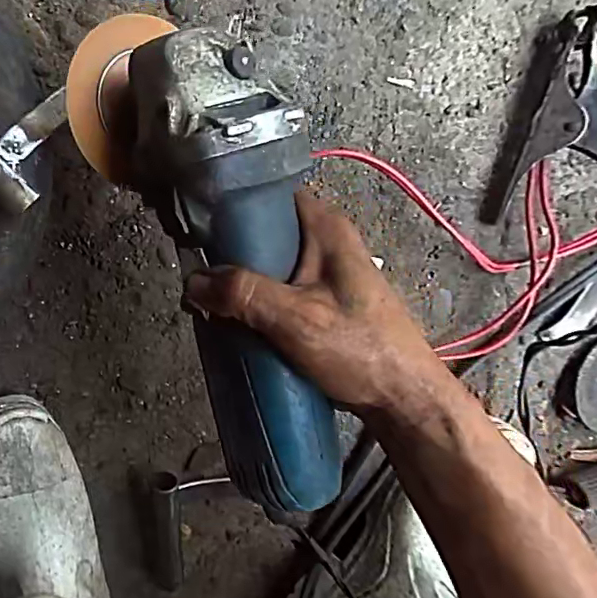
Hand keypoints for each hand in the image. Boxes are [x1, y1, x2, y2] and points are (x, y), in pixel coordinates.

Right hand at [183, 193, 451, 413]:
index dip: (233, 202)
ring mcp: (322, 275)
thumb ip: (242, 294)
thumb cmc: (361, 351)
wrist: (404, 403)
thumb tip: (192, 281)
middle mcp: (324, 243)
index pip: (271, 194)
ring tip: (205, 300)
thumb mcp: (295, 318)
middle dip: (227, 251)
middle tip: (195, 271)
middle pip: (263, 231)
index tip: (197, 220)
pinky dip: (251, 302)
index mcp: (326, 229)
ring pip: (266, 265)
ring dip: (236, 282)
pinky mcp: (318, 303)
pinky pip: (274, 291)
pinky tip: (231, 319)